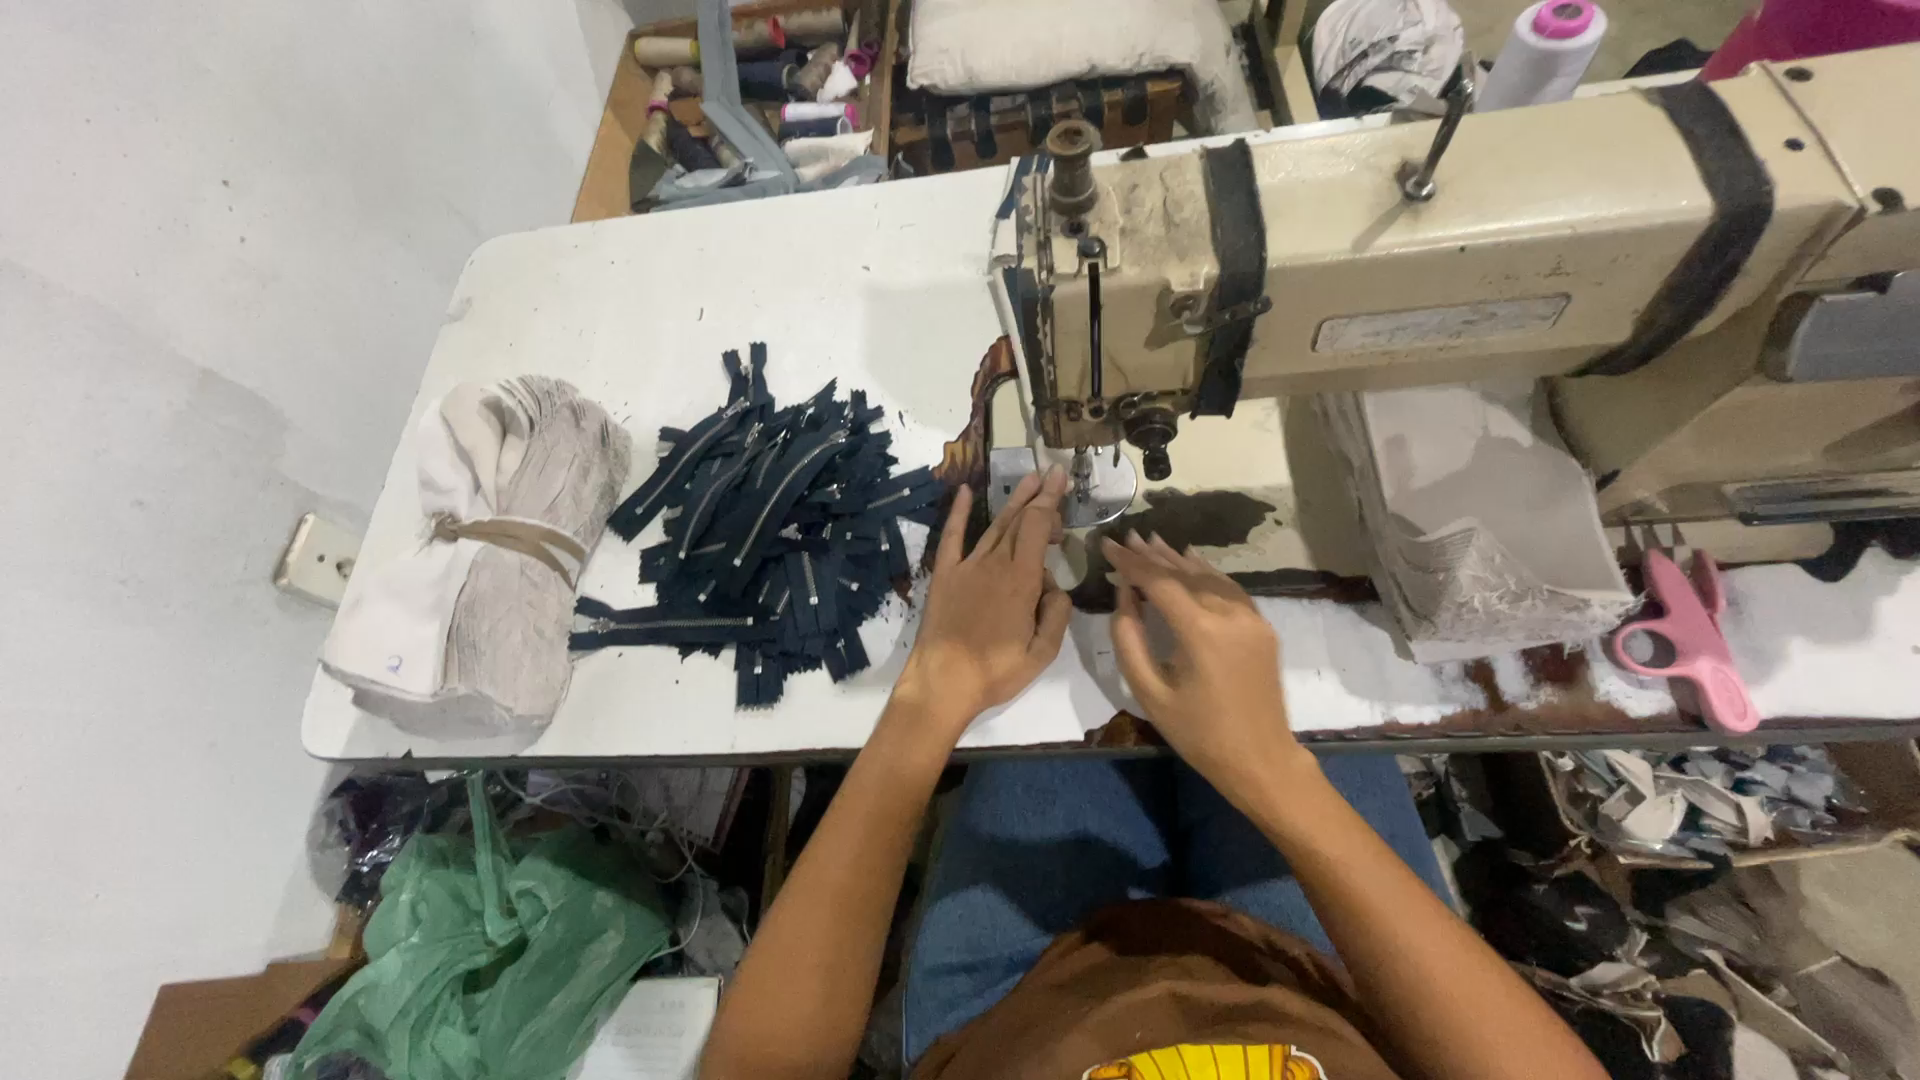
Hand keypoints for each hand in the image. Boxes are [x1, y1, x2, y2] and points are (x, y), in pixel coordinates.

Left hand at [892, 467, 1072, 740]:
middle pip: (1019, 522)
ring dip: (1013, 502)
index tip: (1061, 480)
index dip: (1051, 501)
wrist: (943, 682)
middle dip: (1039, 497)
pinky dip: (958, 513)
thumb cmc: (996, 673)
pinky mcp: (944, 576)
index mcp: (1022, 581)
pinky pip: (952, 537)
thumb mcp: (1042, 653)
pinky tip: (965, 492)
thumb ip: (1057, 615)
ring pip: (994, 526)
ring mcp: (967, 567)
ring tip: (1027, 480)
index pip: (1038, 528)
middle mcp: (995, 565)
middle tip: (1053, 475)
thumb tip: (1057, 589)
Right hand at [1104, 532, 1314, 807]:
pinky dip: (1206, 571)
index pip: (1158, 582)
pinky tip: (1190, 560)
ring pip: (1208, 576)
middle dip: (1151, 555)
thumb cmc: (1197, 733)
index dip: (1130, 562)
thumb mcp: (1149, 691)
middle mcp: (1229, 614)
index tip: (1107, 545)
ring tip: (1151, 541)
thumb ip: (1129, 639)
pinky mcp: (1261, 626)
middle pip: (1184, 573)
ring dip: (1177, 559)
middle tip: (1126, 537)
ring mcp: (1251, 618)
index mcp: (1200, 631)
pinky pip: (1229, 588)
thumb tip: (1124, 595)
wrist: (1260, 759)